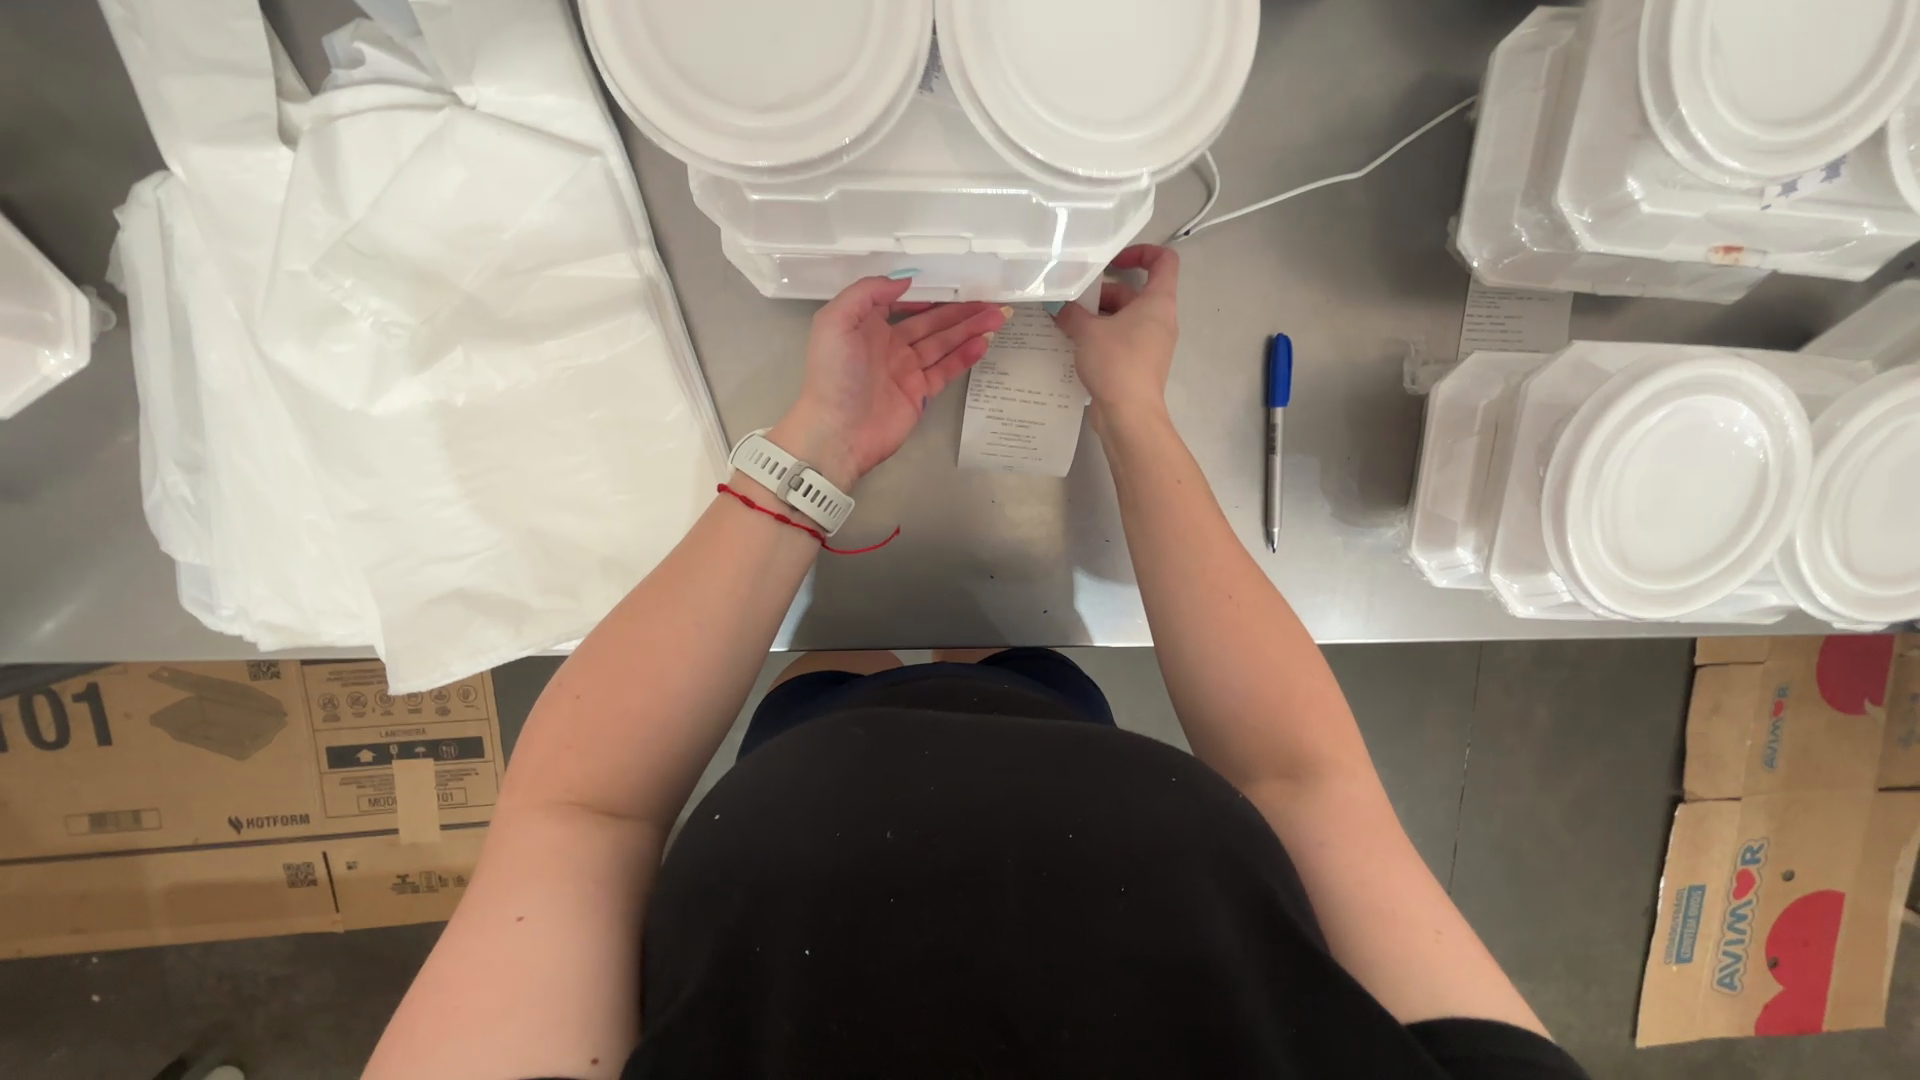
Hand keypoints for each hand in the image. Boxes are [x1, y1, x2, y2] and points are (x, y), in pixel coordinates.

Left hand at [769, 276, 1007, 488]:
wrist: (838, 431)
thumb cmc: (833, 375)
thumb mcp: (835, 322)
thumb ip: (866, 293)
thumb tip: (904, 281)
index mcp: (867, 325)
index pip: (902, 303)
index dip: (926, 293)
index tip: (952, 284)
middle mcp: (889, 345)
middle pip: (931, 322)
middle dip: (960, 311)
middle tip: (990, 301)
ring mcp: (907, 370)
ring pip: (944, 344)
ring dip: (970, 330)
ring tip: (998, 318)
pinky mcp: (919, 393)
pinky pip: (946, 370)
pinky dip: (965, 356)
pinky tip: (984, 343)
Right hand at [1054, 244, 1180, 430]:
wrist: (1129, 415)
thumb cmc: (1116, 363)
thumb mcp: (1087, 332)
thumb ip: (1071, 313)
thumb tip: (1058, 305)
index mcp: (1158, 302)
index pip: (1164, 261)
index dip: (1141, 252)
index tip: (1113, 259)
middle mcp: (1160, 320)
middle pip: (1133, 293)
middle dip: (1102, 294)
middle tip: (1073, 301)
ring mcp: (1152, 345)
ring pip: (1124, 319)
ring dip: (1097, 318)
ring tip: (1067, 324)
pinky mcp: (1140, 365)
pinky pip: (1120, 341)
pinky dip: (1100, 338)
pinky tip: (1075, 346)